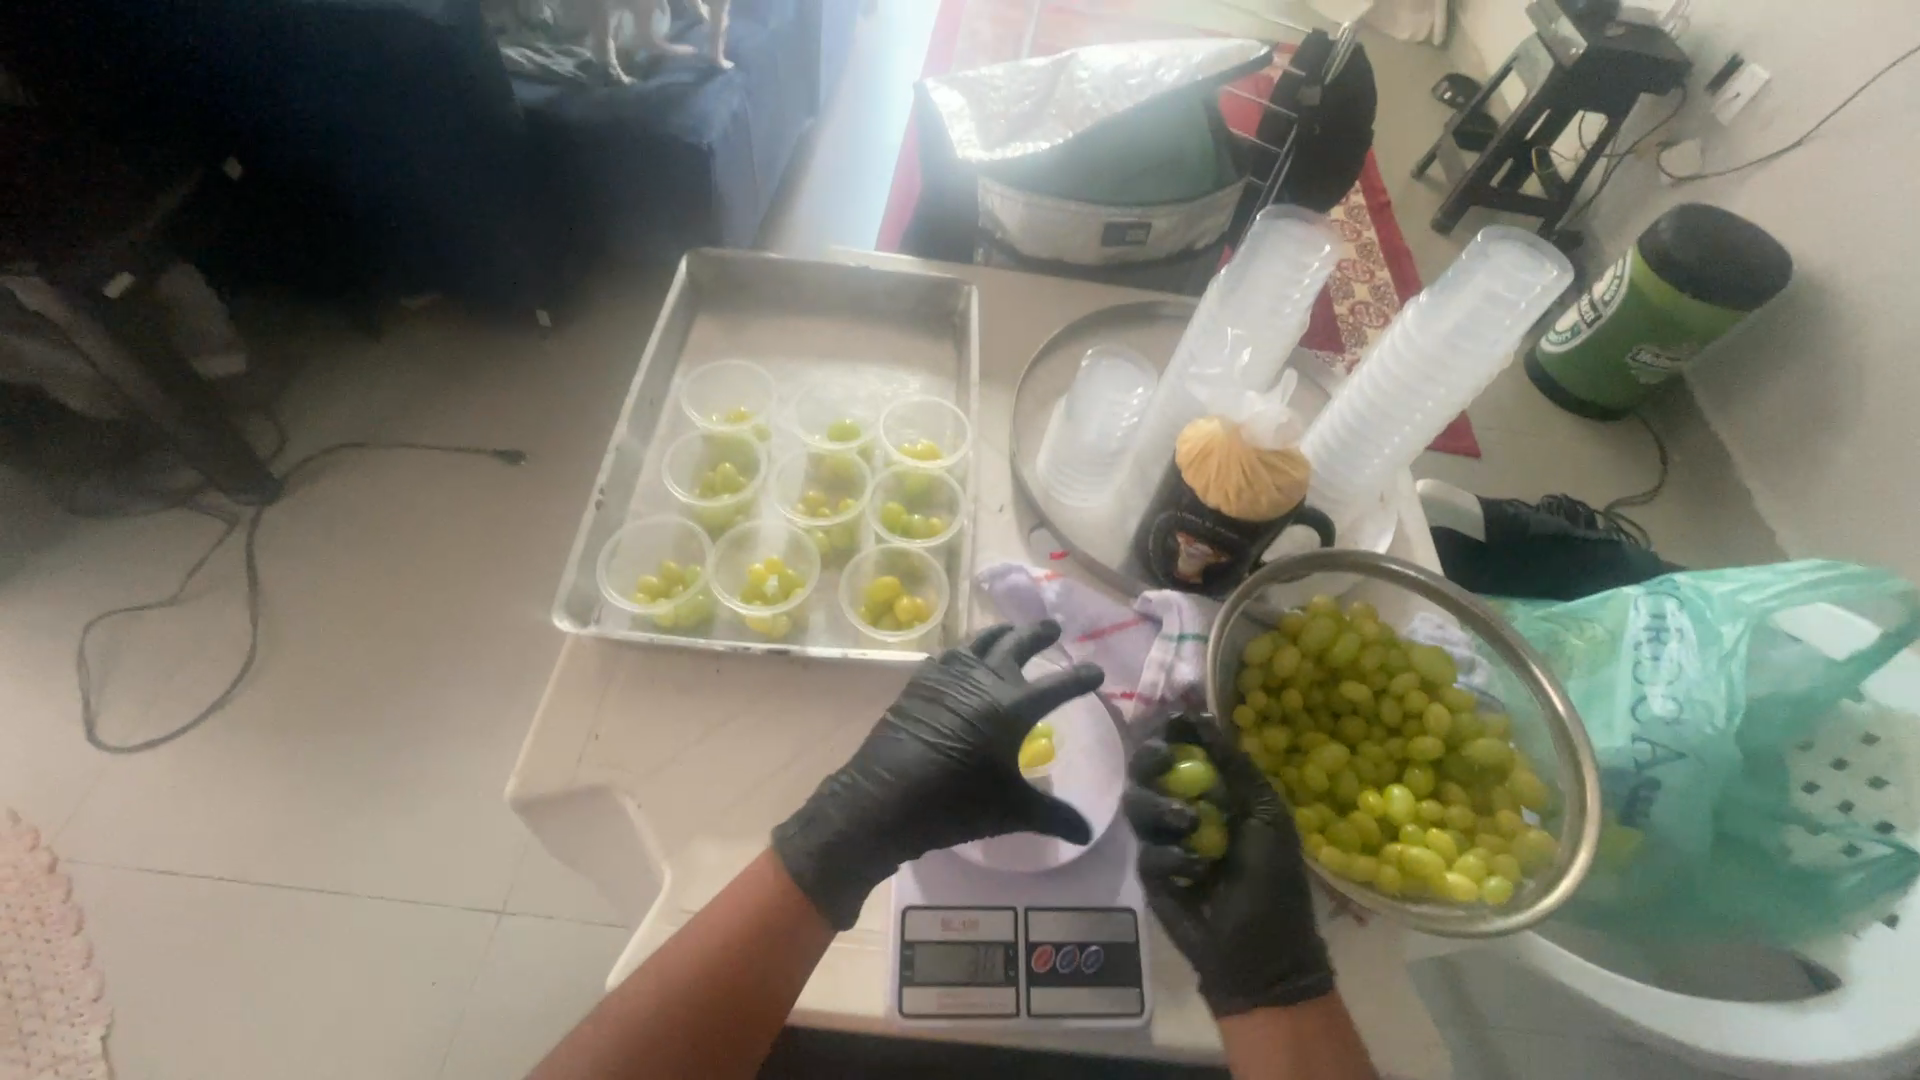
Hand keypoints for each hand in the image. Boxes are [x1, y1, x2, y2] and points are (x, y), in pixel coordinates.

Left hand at [773, 622, 1105, 928]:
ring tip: (1011, 631)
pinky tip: (964, 654)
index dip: (1081, 677)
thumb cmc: (956, 804)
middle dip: (1039, 634)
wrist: (887, 797)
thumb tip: (1087, 832)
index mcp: (1013, 707)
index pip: (1059, 685)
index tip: (1096, 670)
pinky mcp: (922, 681)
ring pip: (981, 641)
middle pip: (1018, 644)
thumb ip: (1053, 815)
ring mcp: (950, 676)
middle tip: (1053, 627)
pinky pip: (950, 654)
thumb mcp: (1012, 811)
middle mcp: (985, 681)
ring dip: (1000, 633)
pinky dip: (965, 649)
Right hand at [1125, 712, 1333, 1015]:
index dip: (1171, 732)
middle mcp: (1181, 806)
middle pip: (1145, 769)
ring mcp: (1163, 839)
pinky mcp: (1151, 872)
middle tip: (1164, 761)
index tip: (1171, 724)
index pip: (1179, 748)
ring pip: (1137, 804)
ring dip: (1162, 807)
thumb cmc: (1275, 878)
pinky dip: (1172, 857)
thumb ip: (1234, 765)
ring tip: (1191, 824)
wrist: (1265, 950)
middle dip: (1150, 759)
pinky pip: (1147, 851)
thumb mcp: (1266, 813)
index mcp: (1212, 789)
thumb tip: (1200, 717)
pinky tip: (1196, 871)